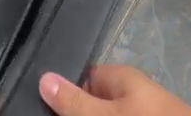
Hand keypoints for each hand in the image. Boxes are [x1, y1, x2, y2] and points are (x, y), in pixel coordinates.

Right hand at [40, 66, 190, 115]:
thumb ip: (76, 102)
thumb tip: (44, 77)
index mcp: (123, 79)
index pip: (85, 77)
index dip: (66, 93)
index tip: (45, 107)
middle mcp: (134, 96)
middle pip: (97, 103)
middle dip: (79, 112)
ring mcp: (146, 114)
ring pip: (112, 113)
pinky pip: (129, 115)